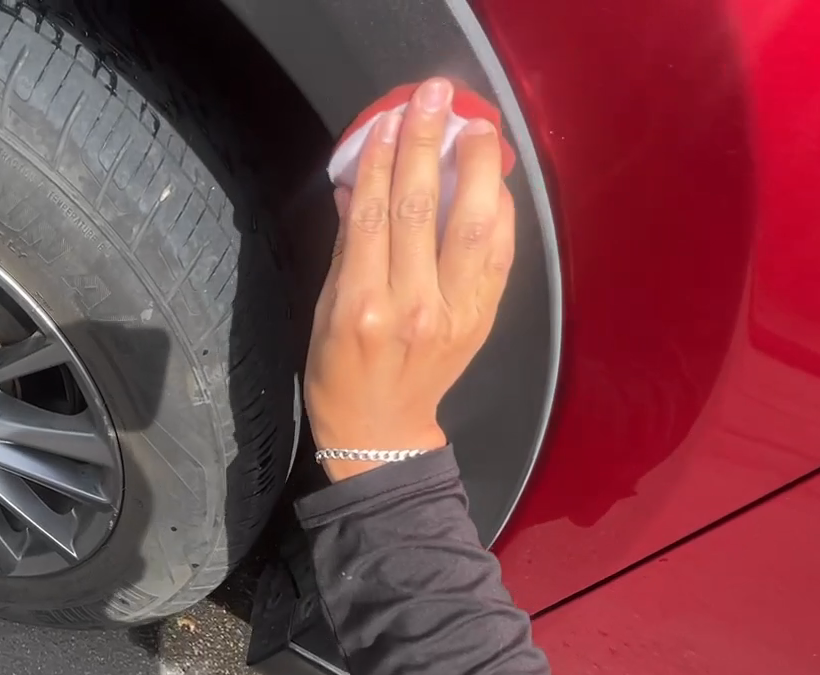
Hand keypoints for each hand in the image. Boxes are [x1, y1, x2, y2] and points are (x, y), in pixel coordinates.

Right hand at [306, 77, 516, 481]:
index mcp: (360, 308)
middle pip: (420, 211)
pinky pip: (496, 254)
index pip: (371, 220)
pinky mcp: (481, 318)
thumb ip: (345, 255)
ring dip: (475, 168)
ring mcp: (452, 313)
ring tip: (475, 126)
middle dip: (425, 146)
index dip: (379, 164)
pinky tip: (492, 181)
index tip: (386, 123)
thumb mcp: (323, 317)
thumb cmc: (338, 376)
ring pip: (469, 226)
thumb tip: (354, 193)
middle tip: (431, 99)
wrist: (380, 430)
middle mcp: (410, 306)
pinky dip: (495, 211)